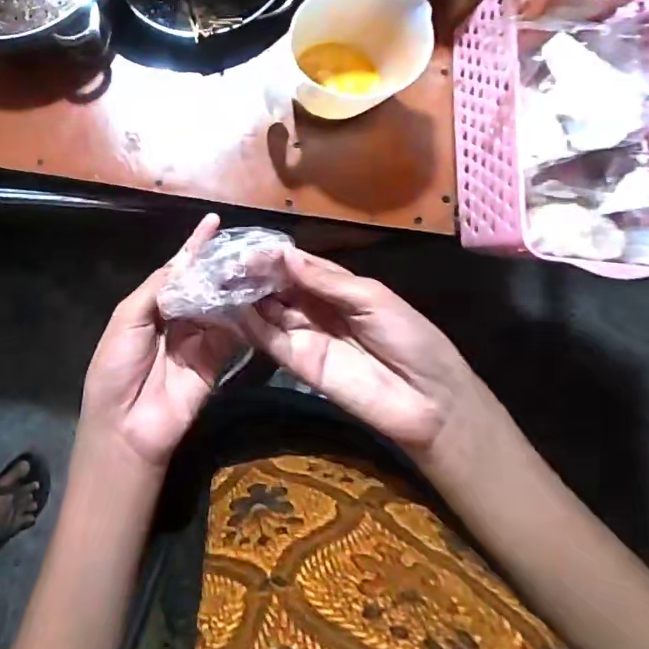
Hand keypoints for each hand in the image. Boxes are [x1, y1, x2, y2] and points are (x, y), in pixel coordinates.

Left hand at [81, 214, 243, 468]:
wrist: (126, 428)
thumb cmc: (116, 368)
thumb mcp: (127, 320)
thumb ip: (157, 289)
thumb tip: (185, 262)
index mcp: (152, 305)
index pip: (177, 270)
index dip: (194, 247)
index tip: (214, 222)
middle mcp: (178, 317)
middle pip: (203, 284)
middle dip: (220, 265)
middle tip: (246, 245)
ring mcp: (199, 338)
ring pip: (221, 305)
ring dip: (235, 286)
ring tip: (256, 263)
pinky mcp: (217, 360)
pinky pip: (232, 333)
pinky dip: (243, 316)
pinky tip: (256, 296)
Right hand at [240, 249, 487, 454]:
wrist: (428, 401)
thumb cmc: (410, 338)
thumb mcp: (372, 299)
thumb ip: (326, 280)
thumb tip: (284, 254)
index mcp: (339, 288)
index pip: (299, 265)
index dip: (275, 256)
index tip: (248, 247)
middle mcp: (317, 308)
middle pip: (279, 287)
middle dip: (255, 274)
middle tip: (225, 263)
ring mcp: (306, 336)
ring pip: (269, 310)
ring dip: (247, 295)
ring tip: (220, 280)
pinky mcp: (297, 363)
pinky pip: (270, 340)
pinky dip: (250, 324)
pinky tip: (231, 308)